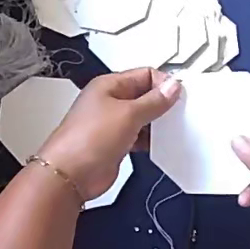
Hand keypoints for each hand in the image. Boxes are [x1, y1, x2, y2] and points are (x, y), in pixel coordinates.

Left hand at [36, 69, 180, 199]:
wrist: (70, 175)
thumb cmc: (85, 140)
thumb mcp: (128, 114)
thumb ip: (153, 101)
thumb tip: (171, 87)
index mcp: (109, 85)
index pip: (144, 74)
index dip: (163, 83)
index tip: (179, 96)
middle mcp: (109, 102)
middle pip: (144, 95)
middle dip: (162, 104)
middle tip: (176, 113)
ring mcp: (112, 123)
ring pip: (142, 117)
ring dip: (156, 124)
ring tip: (168, 130)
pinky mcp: (115, 143)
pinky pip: (138, 136)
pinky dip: (149, 140)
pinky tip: (157, 145)